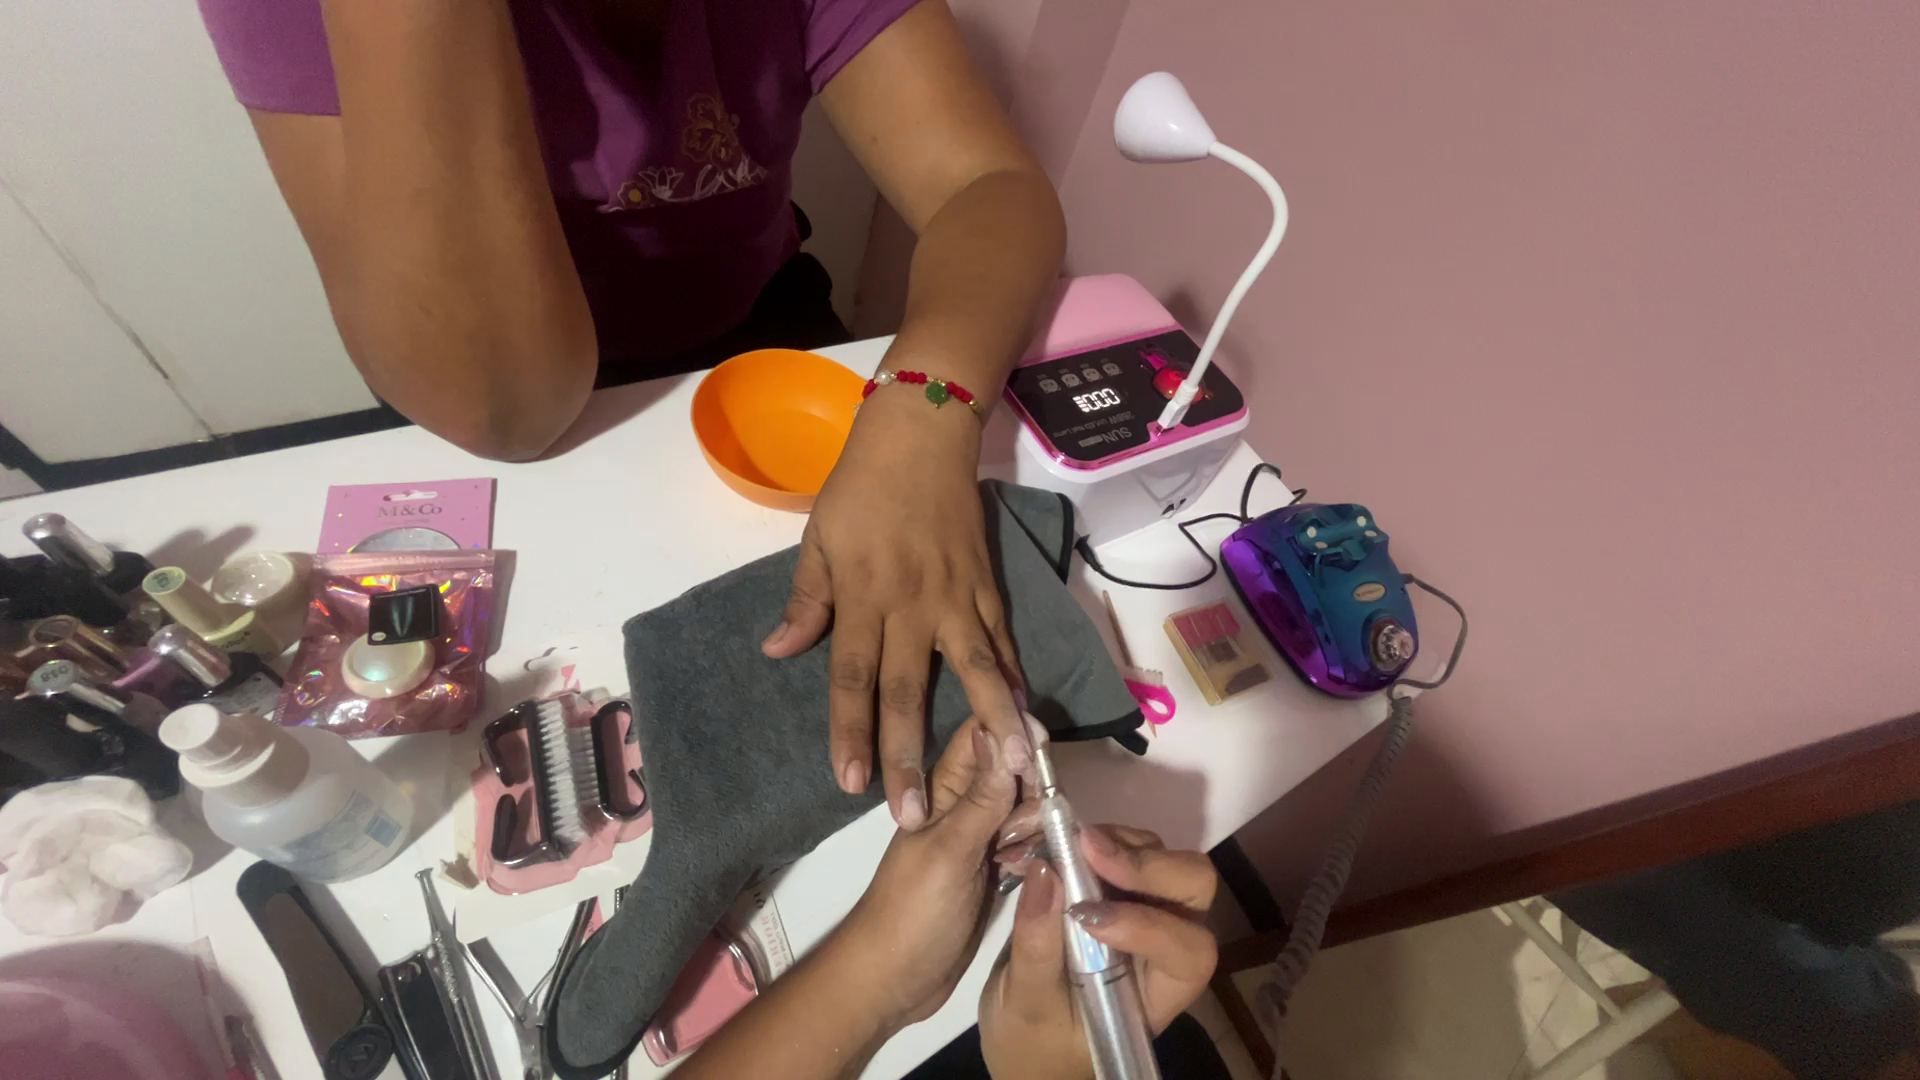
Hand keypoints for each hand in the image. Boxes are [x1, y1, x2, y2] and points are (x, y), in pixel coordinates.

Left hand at [763, 387, 1024, 828]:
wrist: (920, 436)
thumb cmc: (860, 488)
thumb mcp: (818, 538)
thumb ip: (805, 600)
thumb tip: (778, 653)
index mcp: (864, 597)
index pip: (852, 677)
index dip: (850, 732)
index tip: (849, 783)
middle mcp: (913, 607)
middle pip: (908, 690)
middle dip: (909, 753)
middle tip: (914, 814)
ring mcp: (957, 597)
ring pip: (975, 669)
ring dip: (989, 722)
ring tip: (1007, 770)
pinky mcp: (987, 584)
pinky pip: (1001, 637)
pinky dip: (1012, 674)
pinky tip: (1023, 709)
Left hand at [831, 716, 1028, 1027]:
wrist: (893, 982)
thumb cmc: (913, 911)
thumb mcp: (951, 850)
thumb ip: (982, 795)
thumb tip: (999, 727)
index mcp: (945, 786)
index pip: (985, 733)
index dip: (1015, 729)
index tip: (1046, 749)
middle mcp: (965, 802)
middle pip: (1013, 767)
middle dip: (1036, 783)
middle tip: (1041, 818)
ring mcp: (980, 835)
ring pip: (1024, 805)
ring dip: (1039, 819)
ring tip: (1031, 849)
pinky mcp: (992, 866)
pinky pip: (1026, 840)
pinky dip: (1037, 848)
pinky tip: (1035, 867)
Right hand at [979, 825, 1218, 1079]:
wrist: (1025, 1036)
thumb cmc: (1037, 1042)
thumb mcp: (1028, 1004)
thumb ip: (1037, 946)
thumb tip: (1044, 871)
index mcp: (1162, 989)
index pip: (1187, 950)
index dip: (1148, 924)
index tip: (1085, 916)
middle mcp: (1166, 938)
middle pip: (1192, 885)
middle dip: (1144, 862)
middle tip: (1085, 847)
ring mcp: (1142, 902)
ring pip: (1157, 852)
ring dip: (1113, 841)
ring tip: (1059, 843)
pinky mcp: (1113, 880)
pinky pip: (1120, 842)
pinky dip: (1090, 835)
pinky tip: (1052, 841)